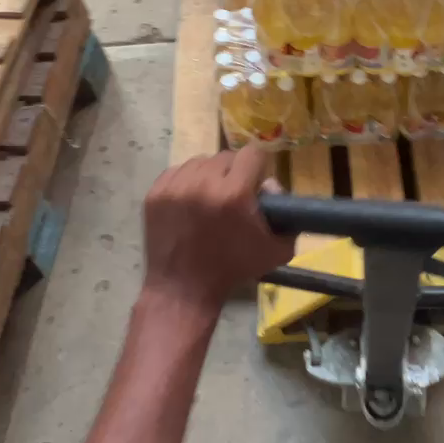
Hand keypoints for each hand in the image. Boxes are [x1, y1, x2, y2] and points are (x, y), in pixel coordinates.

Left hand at [142, 145, 293, 315]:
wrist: (183, 289)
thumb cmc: (233, 269)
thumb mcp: (277, 250)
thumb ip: (288, 216)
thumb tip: (272, 187)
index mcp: (234, 194)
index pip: (252, 153)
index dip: (258, 167)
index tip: (255, 183)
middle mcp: (204, 183)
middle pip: (226, 157)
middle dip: (233, 173)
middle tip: (232, 195)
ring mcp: (175, 187)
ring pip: (200, 162)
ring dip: (209, 175)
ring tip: (209, 199)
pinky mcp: (155, 192)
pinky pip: (178, 171)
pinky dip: (186, 182)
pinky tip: (190, 203)